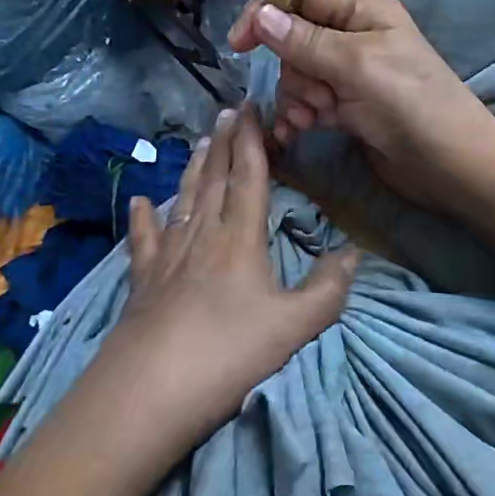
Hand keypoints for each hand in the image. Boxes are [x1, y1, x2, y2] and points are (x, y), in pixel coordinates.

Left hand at [65, 107, 358, 470]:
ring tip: (200, 142)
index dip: (251, 140)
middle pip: (214, 179)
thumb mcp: (294, 326)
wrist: (151, 388)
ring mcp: (167, 256)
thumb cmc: (229, 353)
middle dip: (224, 143)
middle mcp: (201, 236)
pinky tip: (139, 201)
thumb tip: (355, 253)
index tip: (250, 107)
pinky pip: (144, 240)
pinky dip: (143, 218)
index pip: (248, 177)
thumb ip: (328, 289)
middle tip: (226, 111)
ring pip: (183, 200)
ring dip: (193, 169)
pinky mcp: (143, 280)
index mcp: (239, 239)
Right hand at [227, 0, 494, 206]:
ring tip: (311, 121)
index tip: (240, 42)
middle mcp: (354, 36)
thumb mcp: (357, 65)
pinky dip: (298, 116)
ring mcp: (349, 74)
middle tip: (315, 97)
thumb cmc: (410, 105)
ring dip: (296, 97)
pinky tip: (296, 134)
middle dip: (293, 69)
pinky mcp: (346, 107)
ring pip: (297, 74)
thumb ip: (306, 41)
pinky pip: (307, 101)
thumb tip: (261, 15)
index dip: (268, 10)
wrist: (450, 166)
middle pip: (294, 38)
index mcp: (363, 10)